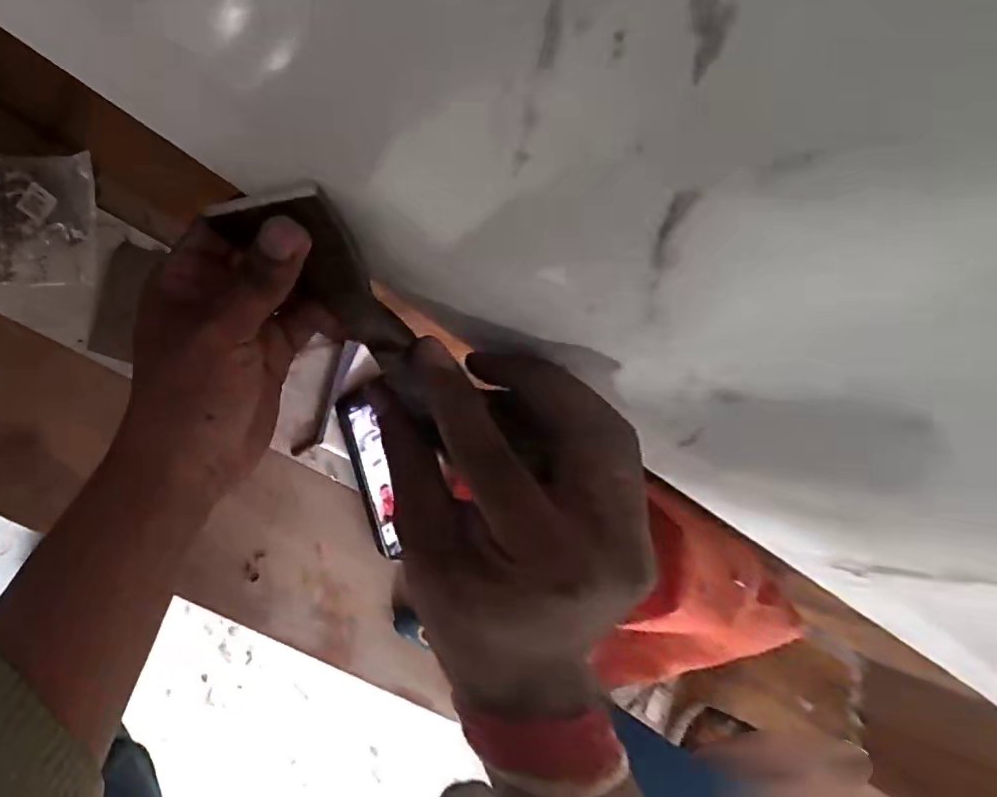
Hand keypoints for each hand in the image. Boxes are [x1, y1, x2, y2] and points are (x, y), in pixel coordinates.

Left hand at [110, 217, 339, 500]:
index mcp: (182, 279)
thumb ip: (258, 281)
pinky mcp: (269, 350)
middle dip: (294, 242)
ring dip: (315, 276)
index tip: (304, 195)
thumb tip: (291, 225)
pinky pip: (299, 320)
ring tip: (360, 256)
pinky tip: (358, 300)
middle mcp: (211, 293)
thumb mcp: (221, 331)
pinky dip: (325, 312)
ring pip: (281, 286)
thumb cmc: (189, 393)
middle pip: (255, 253)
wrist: (190, 466)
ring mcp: (242, 322)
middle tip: (347, 222)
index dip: (255, 212)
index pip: (217, 228)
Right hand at [372, 340, 653, 718]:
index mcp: (541, 555)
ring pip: (610, 435)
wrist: (525, 672)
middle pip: (589, 432)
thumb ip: (406, 458)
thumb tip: (384, 390)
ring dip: (552, 397)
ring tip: (492, 385)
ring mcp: (637, 537)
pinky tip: (518, 419)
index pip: (493, 455)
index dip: (453, 395)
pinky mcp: (639, 528)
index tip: (425, 350)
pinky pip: (607, 452)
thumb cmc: (458, 612)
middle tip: (476, 359)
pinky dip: (563, 420)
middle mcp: (608, 542)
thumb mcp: (418, 537)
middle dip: (534, 380)